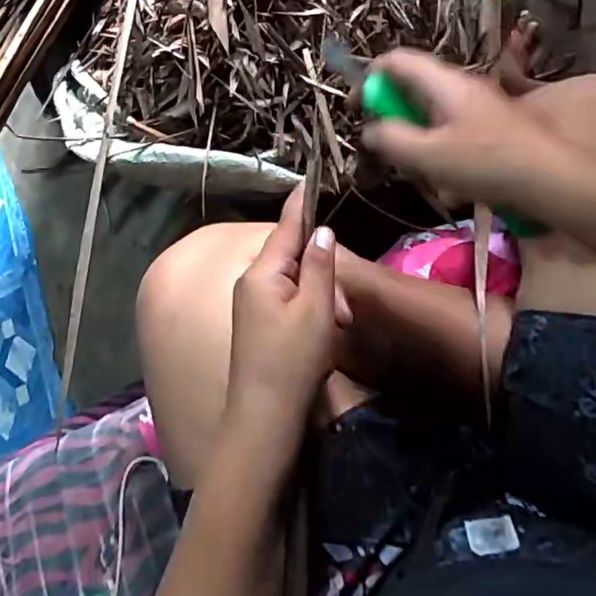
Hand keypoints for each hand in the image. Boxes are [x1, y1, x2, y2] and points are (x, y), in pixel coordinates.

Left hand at [225, 187, 340, 455]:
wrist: (264, 417)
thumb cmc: (293, 360)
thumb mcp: (316, 310)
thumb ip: (319, 266)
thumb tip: (321, 230)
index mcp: (261, 273)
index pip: (285, 228)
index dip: (299, 204)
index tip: (307, 178)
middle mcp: (250, 282)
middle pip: (290, 256)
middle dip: (321, 270)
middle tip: (345, 308)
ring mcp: (250, 304)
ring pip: (291, 280)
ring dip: (319, 294)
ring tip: (338, 325)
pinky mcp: (256, 324)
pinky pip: (285, 300)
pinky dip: (308, 307)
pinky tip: (324, 329)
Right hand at [359, 49, 594, 224]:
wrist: (558, 183)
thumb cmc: (490, 163)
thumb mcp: (428, 155)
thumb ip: (391, 140)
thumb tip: (370, 130)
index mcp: (444, 83)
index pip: (395, 60)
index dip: (369, 78)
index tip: (358, 109)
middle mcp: (461, 87)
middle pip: (411, 89)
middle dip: (394, 119)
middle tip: (390, 149)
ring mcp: (479, 107)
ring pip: (429, 116)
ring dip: (417, 143)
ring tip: (424, 174)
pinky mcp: (492, 128)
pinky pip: (450, 132)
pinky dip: (440, 152)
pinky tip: (451, 184)